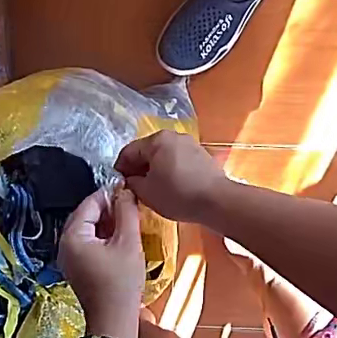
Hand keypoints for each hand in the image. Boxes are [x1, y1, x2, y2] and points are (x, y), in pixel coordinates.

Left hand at [59, 186, 145, 337]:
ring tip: (128, 223)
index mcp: (72, 236)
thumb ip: (127, 212)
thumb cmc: (121, 283)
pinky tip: (120, 241)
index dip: (110, 195)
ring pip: (87, 231)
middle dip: (107, 209)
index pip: (89, 204)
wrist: (114, 320)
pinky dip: (103, 238)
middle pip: (85, 216)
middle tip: (130, 207)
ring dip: (107, 224)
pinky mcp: (77, 269)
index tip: (128, 191)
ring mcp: (68, 259)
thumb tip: (125, 192)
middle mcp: (64, 245)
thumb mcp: (129, 242)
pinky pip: (88, 245)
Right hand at [115, 131, 235, 222]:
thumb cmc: (178, 195)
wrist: (217, 201)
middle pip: (148, 151)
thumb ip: (132, 183)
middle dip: (139, 169)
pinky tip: (172, 188)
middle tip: (134, 188)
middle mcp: (174, 136)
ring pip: (164, 156)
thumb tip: (130, 180)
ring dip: (155, 170)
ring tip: (153, 190)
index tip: (119, 183)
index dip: (120, 168)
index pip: (129, 151)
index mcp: (157, 140)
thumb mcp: (147, 192)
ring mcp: (191, 145)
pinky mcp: (203, 156)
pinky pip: (179, 161)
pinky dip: (171, 172)